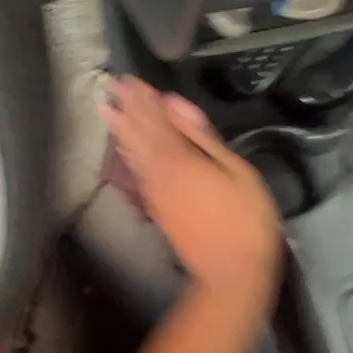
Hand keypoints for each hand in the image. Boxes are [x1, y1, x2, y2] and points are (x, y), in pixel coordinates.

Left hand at [101, 76, 281, 305]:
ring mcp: (155, 192)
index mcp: (179, 160)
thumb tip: (177, 106)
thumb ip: (203, 137)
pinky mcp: (157, 208)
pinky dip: (128, 155)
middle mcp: (159, 173)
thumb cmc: (244, 220)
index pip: (157, 120)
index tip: (131, 79)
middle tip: (112, 87)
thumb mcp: (236, 171)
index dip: (144, 99)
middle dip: (127, 109)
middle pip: (139, 134)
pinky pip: (137, 172)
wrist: (230, 273)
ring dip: (121, 130)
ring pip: (133, 154)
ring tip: (107, 110)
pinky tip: (125, 148)